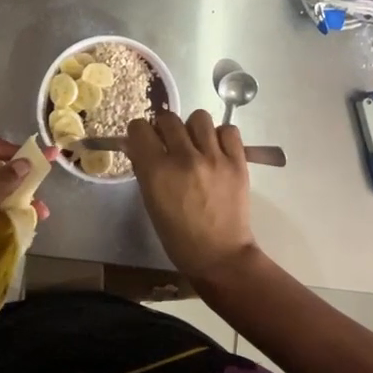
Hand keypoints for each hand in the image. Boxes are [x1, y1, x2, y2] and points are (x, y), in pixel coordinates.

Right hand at [127, 110, 257, 284]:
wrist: (220, 255)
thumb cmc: (178, 236)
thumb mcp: (151, 203)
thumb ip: (144, 169)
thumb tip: (135, 143)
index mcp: (157, 172)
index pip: (140, 128)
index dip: (140, 132)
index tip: (144, 140)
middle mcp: (184, 158)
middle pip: (169, 118)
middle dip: (165, 129)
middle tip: (170, 144)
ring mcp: (213, 157)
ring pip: (199, 117)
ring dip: (194, 129)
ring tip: (197, 146)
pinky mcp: (237, 161)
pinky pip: (228, 130)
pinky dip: (221, 137)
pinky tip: (217, 151)